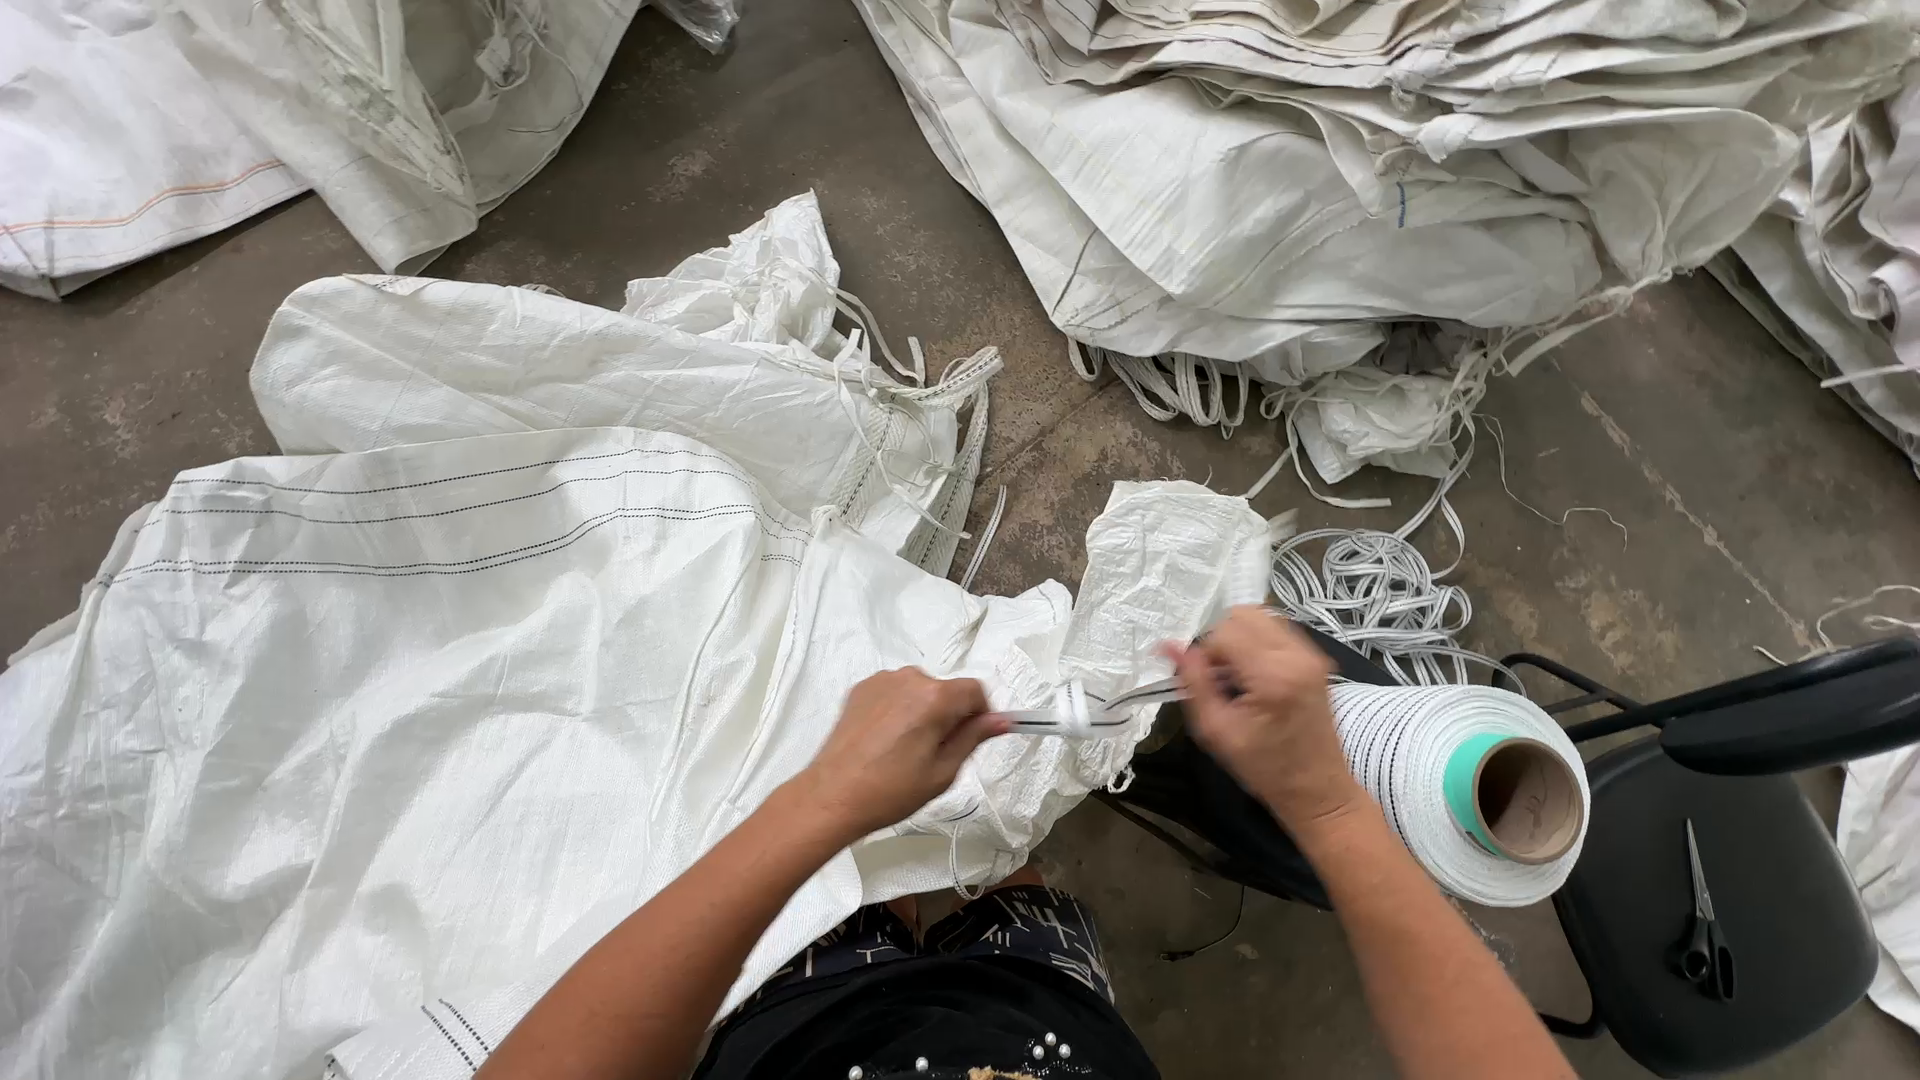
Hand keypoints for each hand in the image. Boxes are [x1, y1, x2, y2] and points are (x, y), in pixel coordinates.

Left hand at [792, 668, 1008, 839]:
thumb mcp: (943, 771)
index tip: (971, 739)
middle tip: (934, 754)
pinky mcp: (861, 688)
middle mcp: (909, 677)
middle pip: (946, 690)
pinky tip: (885, 740)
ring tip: (906, 749)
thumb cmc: (892, 790)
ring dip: (923, 711)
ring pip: (920, 690)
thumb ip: (974, 738)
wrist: (832, 796)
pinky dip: (899, 709)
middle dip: (949, 715)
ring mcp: (882, 680)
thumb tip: (1003, 720)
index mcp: (934, 696)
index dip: (980, 714)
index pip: (975, 690)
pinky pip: (895, 692)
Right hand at [1165, 607, 1367, 835]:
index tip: (1207, 683)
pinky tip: (1255, 675)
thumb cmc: (1264, 768)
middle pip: (1242, 615)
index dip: (1205, 654)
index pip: (1223, 633)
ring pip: (1259, 616)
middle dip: (1221, 640)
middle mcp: (1297, 655)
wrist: (1318, 789)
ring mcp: (1312, 654)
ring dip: (1238, 638)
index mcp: (1273, 675)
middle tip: (1219, 677)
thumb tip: (1167, 644)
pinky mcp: (1317, 658)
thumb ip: (1192, 682)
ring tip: (1237, 675)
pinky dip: (1256, 643)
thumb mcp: (1215, 730)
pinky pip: (1276, 629)